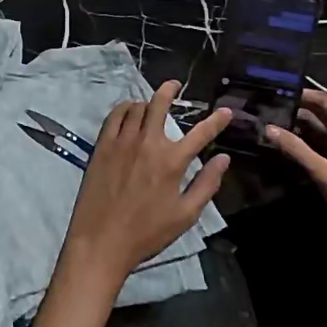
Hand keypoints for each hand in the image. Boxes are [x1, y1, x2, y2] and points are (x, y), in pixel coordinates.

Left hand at [59, 81, 230, 284]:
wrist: (101, 241)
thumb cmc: (147, 233)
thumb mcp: (185, 215)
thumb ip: (207, 184)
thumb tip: (223, 159)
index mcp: (172, 161)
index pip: (201, 133)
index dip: (216, 120)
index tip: (226, 110)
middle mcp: (148, 143)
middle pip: (160, 104)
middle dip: (170, 89)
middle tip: (175, 84)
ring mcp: (122, 142)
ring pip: (137, 108)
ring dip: (148, 102)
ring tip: (152, 104)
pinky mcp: (102, 146)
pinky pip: (114, 116)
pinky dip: (124, 108)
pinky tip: (128, 111)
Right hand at [266, 89, 326, 255]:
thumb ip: (297, 150)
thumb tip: (269, 129)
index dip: (306, 96)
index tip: (280, 89)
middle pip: (326, 117)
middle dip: (300, 111)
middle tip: (270, 105)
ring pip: (322, 134)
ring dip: (301, 128)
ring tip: (272, 120)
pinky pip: (322, 149)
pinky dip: (305, 145)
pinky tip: (285, 142)